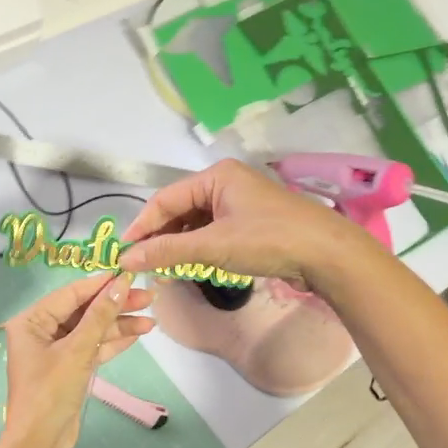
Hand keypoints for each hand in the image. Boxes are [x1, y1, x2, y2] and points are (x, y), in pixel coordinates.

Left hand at [0, 272, 153, 447]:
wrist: (40, 442)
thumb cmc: (50, 393)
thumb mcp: (76, 352)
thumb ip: (100, 316)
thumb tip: (121, 283)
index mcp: (31, 321)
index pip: (71, 294)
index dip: (102, 283)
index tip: (130, 272)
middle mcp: (41, 332)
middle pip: (83, 311)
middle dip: (115, 305)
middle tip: (149, 297)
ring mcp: (56, 351)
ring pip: (92, 330)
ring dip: (119, 325)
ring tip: (151, 320)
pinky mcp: (70, 369)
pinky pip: (93, 348)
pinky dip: (113, 343)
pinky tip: (138, 334)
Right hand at [119, 159, 378, 290]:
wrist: (325, 253)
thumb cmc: (268, 240)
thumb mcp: (213, 246)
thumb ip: (167, 251)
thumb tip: (126, 258)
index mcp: (216, 176)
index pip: (164, 200)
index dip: (141, 227)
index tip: (122, 253)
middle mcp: (225, 184)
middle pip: (178, 211)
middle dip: (158, 238)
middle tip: (139, 266)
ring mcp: (238, 204)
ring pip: (194, 225)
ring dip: (176, 247)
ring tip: (161, 271)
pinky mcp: (249, 224)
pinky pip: (211, 234)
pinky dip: (196, 251)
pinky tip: (188, 268)